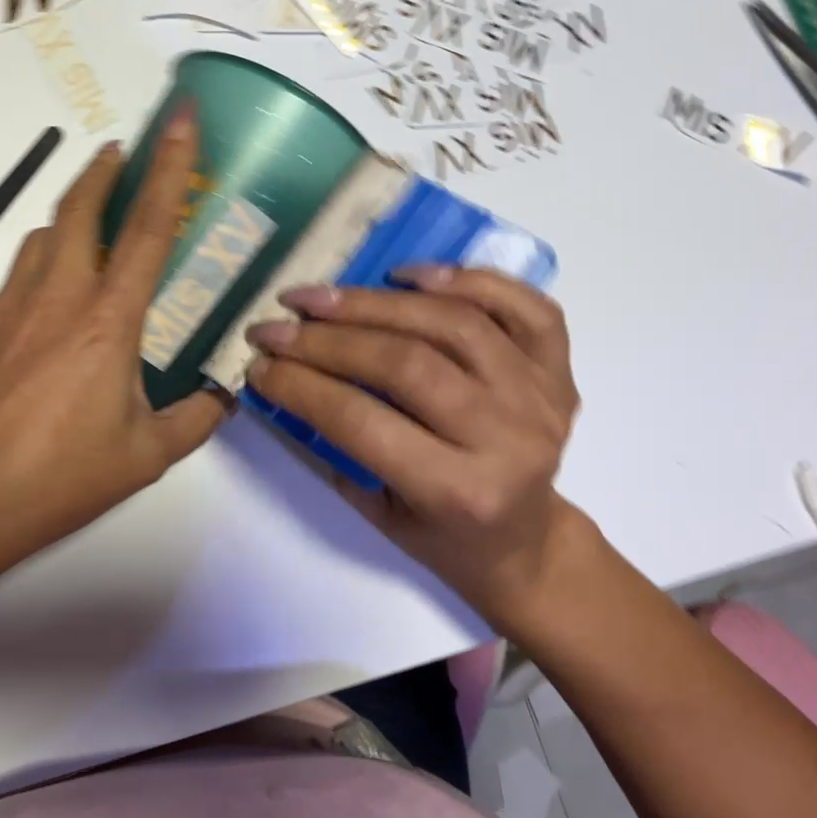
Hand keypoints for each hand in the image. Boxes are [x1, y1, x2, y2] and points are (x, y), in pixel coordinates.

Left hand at [0, 111, 229, 601]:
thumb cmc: (62, 478)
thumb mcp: (145, 456)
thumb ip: (193, 417)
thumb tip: (222, 394)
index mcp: (107, 322)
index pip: (147, 229)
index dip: (169, 168)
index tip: (178, 120)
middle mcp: (54, 298)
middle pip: (76, 209)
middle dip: (100, 171)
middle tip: (117, 153)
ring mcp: (4, 308)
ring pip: (37, 242)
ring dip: (64, 226)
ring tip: (83, 237)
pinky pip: (8, 290)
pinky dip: (31, 287)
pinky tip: (37, 328)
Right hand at [244, 268, 584, 625]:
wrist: (527, 542)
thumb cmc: (440, 536)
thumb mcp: (374, 512)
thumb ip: (332, 445)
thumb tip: (278, 374)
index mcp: (458, 491)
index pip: (361, 420)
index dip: (299, 384)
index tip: (257, 364)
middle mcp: (508, 440)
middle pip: (406, 363)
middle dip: (324, 338)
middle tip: (273, 325)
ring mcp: (542, 400)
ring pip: (454, 323)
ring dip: (375, 301)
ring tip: (320, 296)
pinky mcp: (560, 372)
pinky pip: (526, 307)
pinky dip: (468, 280)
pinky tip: (410, 275)